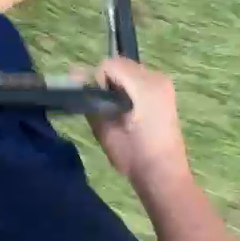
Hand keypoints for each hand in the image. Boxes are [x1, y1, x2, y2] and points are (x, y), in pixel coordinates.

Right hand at [89, 57, 190, 187]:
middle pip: (120, 64)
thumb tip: (73, 74)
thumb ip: (89, 99)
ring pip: (129, 69)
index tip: (99, 104)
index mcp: (145, 85)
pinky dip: (129, 87)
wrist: (165, 176)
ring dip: (118, 84)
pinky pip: (139, 78)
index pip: (109, 65)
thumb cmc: (134, 157)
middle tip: (107, 109)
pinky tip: (130, 111)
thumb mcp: (105, 131)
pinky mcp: (166, 91)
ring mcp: (164, 83)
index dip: (97, 81)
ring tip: (118, 112)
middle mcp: (157, 77)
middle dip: (108, 81)